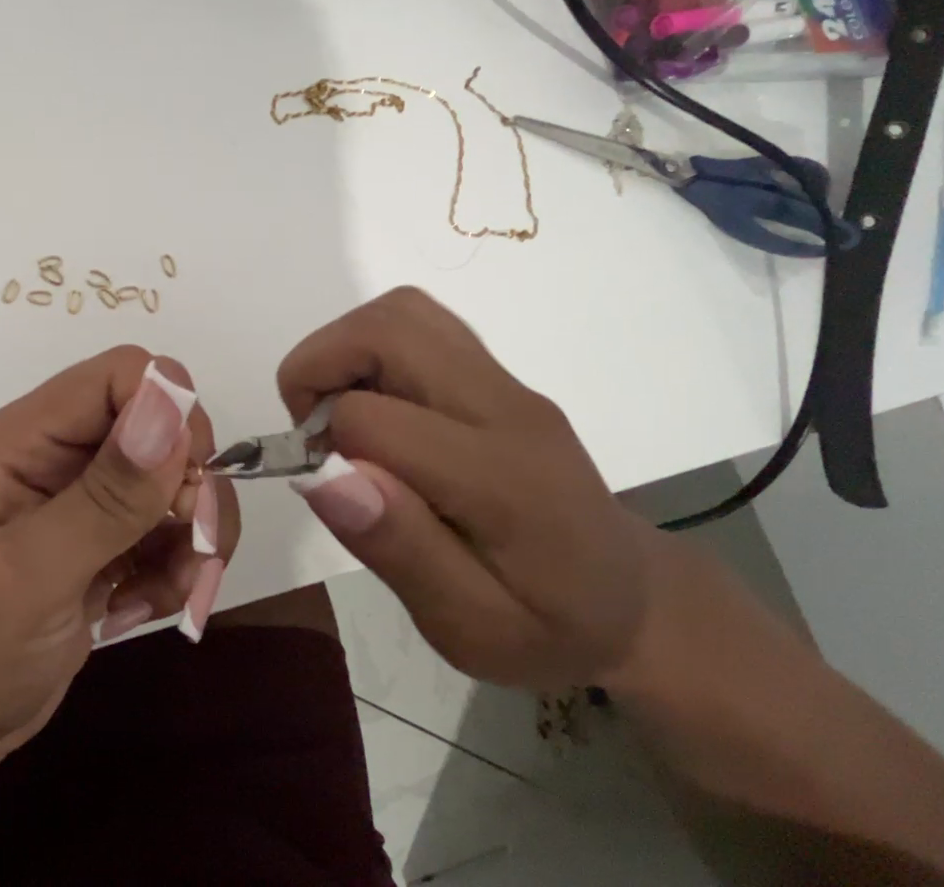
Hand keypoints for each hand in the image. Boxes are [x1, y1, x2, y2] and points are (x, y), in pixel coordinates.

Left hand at [0, 346, 235, 767]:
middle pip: (167, 426)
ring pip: (182, 483)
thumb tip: (169, 409)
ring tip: (153, 599)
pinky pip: (176, 532)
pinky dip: (178, 571)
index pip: (123, 374)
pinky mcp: (110, 542)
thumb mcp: (29, 575)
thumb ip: (103, 498)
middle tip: (185, 556)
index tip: (185, 491)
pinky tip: (139, 610)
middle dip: (191, 493)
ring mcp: (88, 500)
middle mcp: (61, 454)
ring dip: (191, 543)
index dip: (170, 416)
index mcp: (25, 438)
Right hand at [276, 287, 661, 690]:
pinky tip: (372, 413)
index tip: (322, 487)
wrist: (629, 602)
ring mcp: (507, 386)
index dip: (321, 447)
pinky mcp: (498, 379)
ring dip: (342, 355)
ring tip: (337, 422)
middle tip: (314, 437)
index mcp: (500, 479)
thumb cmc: (546, 628)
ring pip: (401, 314)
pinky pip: (418, 330)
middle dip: (318, 370)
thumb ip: (401, 550)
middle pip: (389, 329)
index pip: (372, 418)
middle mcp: (506, 410)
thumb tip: (322, 476)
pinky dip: (369, 354)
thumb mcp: (472, 627)